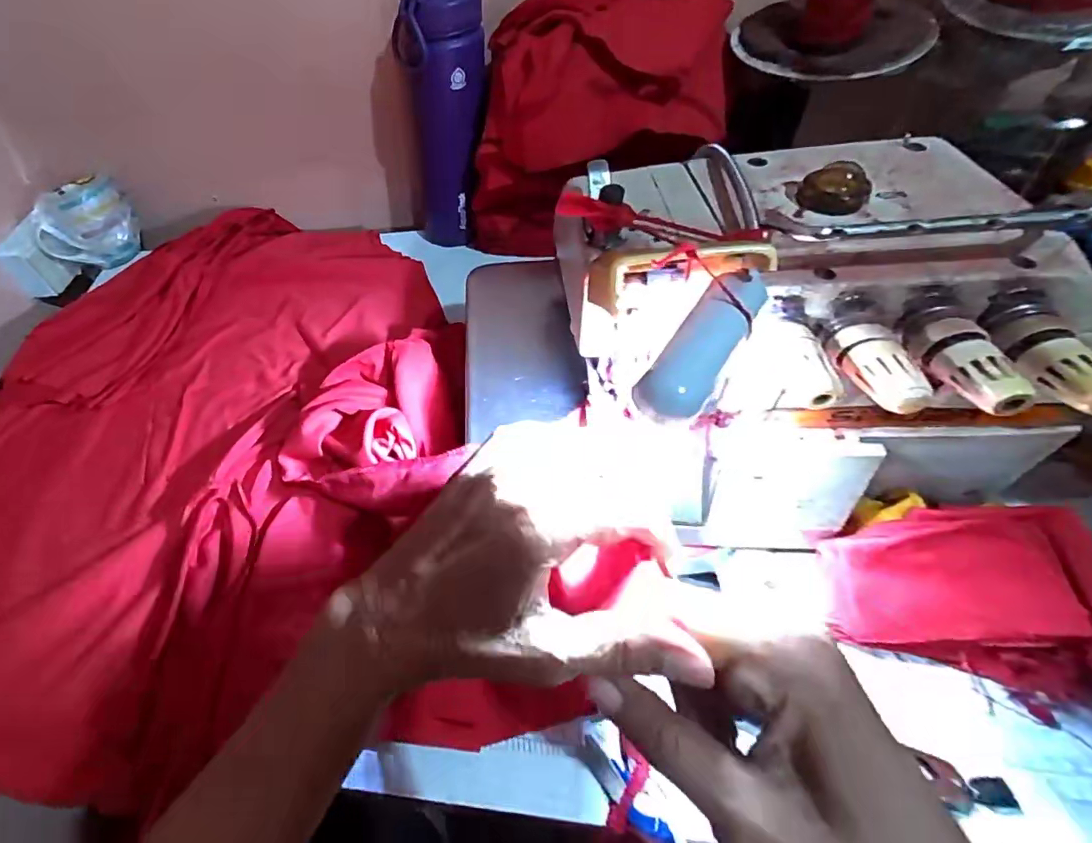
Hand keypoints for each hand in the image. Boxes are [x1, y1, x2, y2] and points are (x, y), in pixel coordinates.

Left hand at [324, 419, 714, 693]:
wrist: (392, 613)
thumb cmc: (468, 639)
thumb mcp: (548, 653)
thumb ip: (623, 647)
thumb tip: (699, 656)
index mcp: (539, 523)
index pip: (627, 506)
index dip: (660, 535)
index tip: (663, 567)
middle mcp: (518, 479)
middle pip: (604, 465)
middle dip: (635, 500)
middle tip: (638, 542)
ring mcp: (491, 463)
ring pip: (567, 441)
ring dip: (601, 469)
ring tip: (609, 509)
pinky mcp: (473, 462)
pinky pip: (527, 435)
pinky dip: (556, 446)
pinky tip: (565, 473)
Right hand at [589, 635, 966, 842]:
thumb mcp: (743, 811)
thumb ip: (660, 735)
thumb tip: (585, 672)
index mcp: (778, 646)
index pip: (663, 606)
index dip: (617, 633)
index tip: (581, 667)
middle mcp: (788, 625)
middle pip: (679, 617)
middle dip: (650, 661)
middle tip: (642, 718)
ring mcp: (799, 644)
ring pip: (697, 637)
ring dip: (677, 682)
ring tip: (698, 743)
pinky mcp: (803, 667)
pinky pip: (728, 656)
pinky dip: (709, 692)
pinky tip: (722, 738)